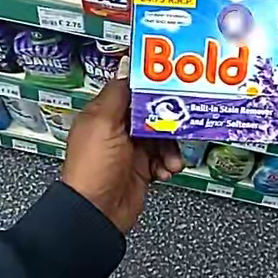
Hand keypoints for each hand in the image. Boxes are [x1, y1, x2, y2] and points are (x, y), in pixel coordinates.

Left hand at [61, 80, 183, 232]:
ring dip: (171, 146)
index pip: (131, 89)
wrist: (98, 213)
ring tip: (171, 159)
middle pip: (152, 112)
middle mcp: (117, 129)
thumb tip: (127, 64)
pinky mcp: (143, 169)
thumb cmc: (94, 167)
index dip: (151, 85)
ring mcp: (131, 150)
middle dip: (170, 118)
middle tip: (183, 120)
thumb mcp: (104, 123)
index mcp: (104, 113)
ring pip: (162, 136)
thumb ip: (118, 94)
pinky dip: (169, 163)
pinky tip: (167, 170)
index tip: (173, 80)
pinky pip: (164, 158)